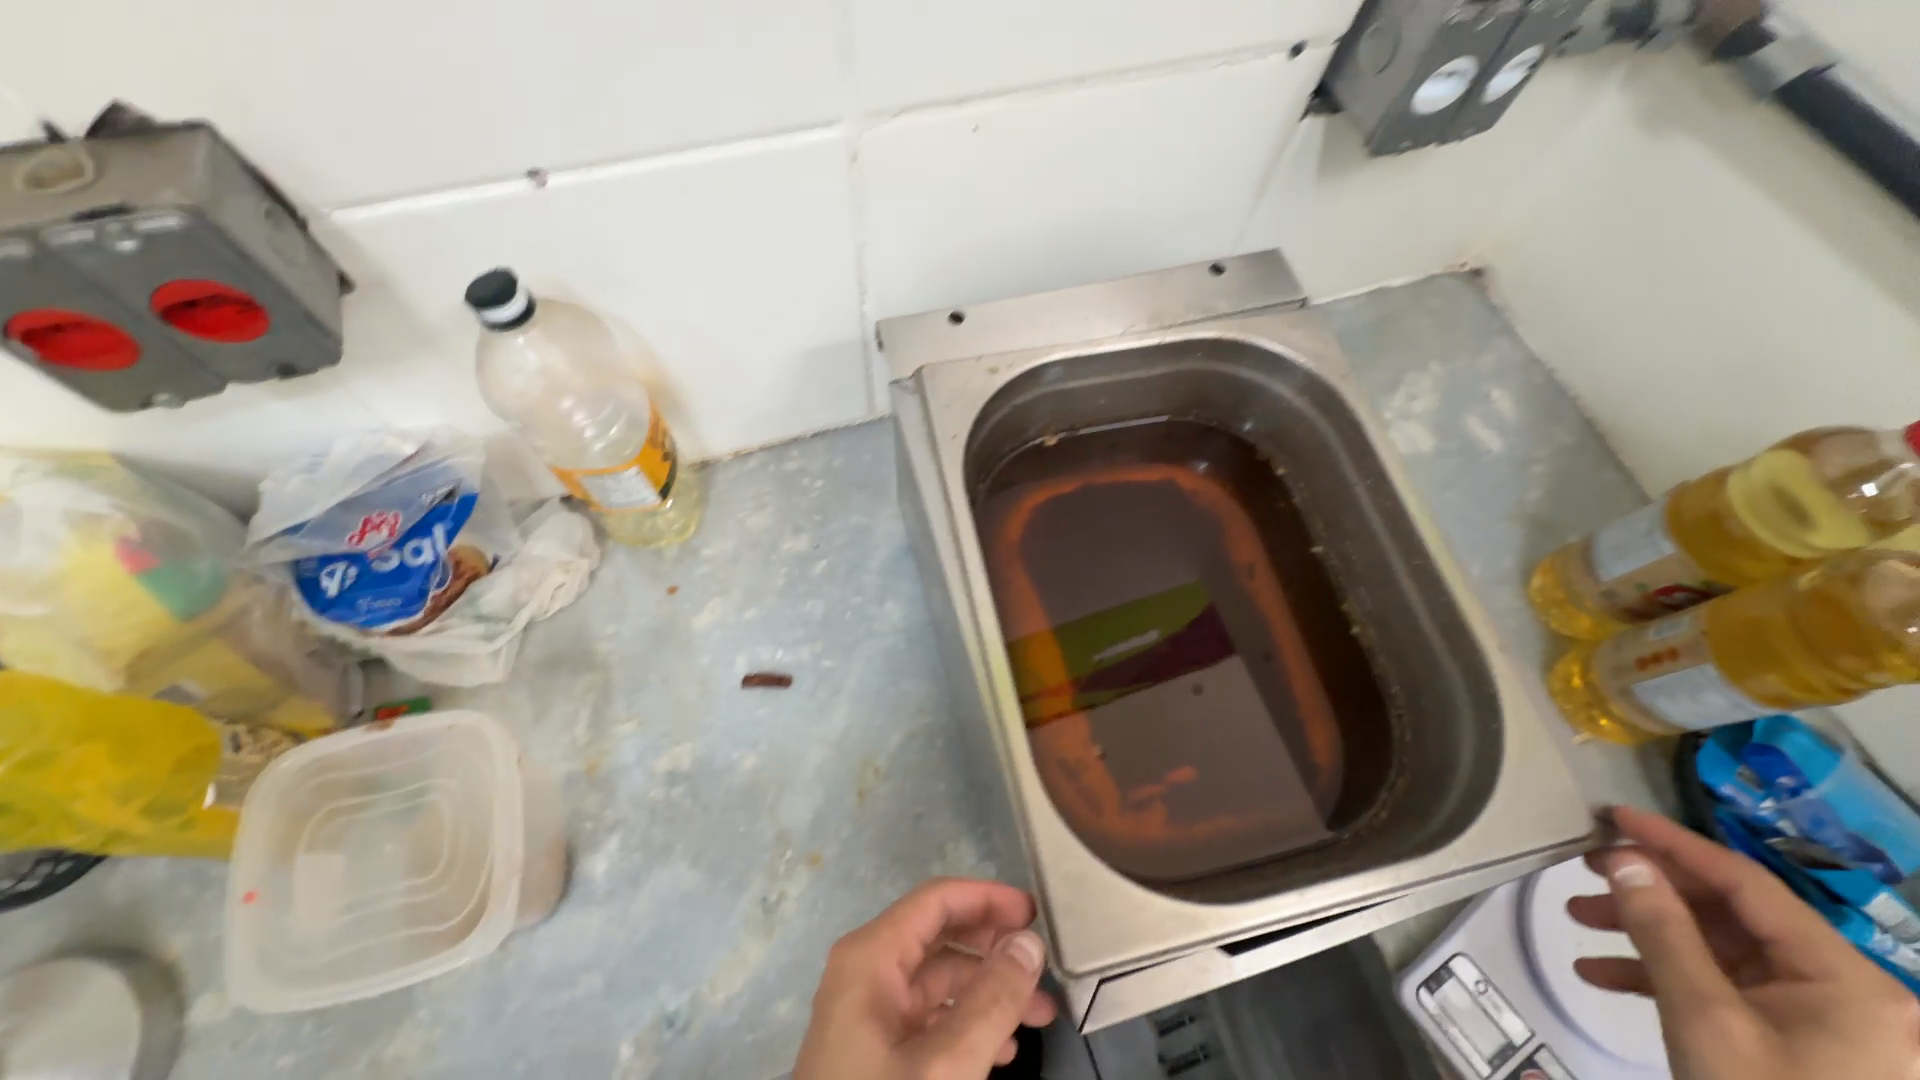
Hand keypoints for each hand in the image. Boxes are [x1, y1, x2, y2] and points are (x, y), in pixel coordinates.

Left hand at [794, 878, 1057, 1079]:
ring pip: (939, 980)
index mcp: (871, 956)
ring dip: (990, 991)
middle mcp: (866, 972)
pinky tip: (1004, 1049)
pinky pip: (929, 1017)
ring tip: (1040, 1016)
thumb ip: (992, 999)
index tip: (1036, 915)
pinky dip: (969, 1023)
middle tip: (1043, 967)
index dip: (988, 898)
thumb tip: (1028, 943)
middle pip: (940, 937)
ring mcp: (868, 1013)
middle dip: (995, 949)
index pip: (936, 900)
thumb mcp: (947, 1061)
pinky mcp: (875, 1050)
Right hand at [1569, 805, 1919, 1079]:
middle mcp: (1843, 988)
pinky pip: (1722, 990)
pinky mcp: (1791, 1043)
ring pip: (1719, 950)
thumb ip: (1663, 931)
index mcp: (1845, 977)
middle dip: (1649, 893)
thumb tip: (1624, 859)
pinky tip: (1601, 975)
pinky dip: (1662, 977)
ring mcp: (1819, 1019)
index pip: (1746, 883)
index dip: (1674, 843)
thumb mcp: (1704, 1018)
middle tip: (1581, 869)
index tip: (1612, 817)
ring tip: (1576, 919)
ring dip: (1644, 933)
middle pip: (1730, 914)